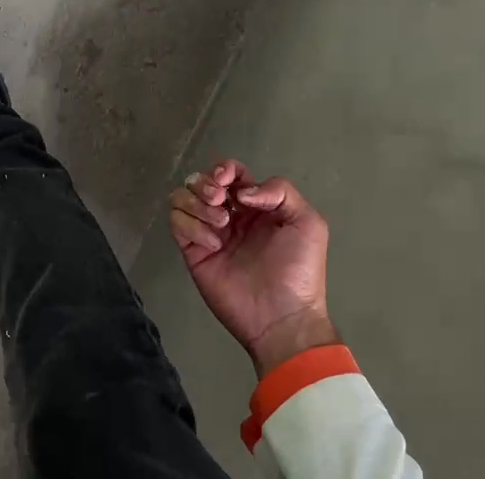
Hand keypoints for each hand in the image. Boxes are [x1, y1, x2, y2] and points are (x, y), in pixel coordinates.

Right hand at [169, 160, 337, 375]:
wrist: (282, 316)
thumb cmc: (299, 270)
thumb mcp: (308, 223)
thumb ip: (281, 190)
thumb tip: (240, 191)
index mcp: (255, 206)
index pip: (230, 173)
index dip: (224, 168)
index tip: (226, 180)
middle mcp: (229, 215)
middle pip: (200, 180)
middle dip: (206, 183)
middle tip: (220, 200)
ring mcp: (207, 232)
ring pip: (182, 196)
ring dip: (197, 202)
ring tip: (220, 224)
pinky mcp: (191, 250)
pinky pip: (176, 222)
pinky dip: (191, 225)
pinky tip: (213, 243)